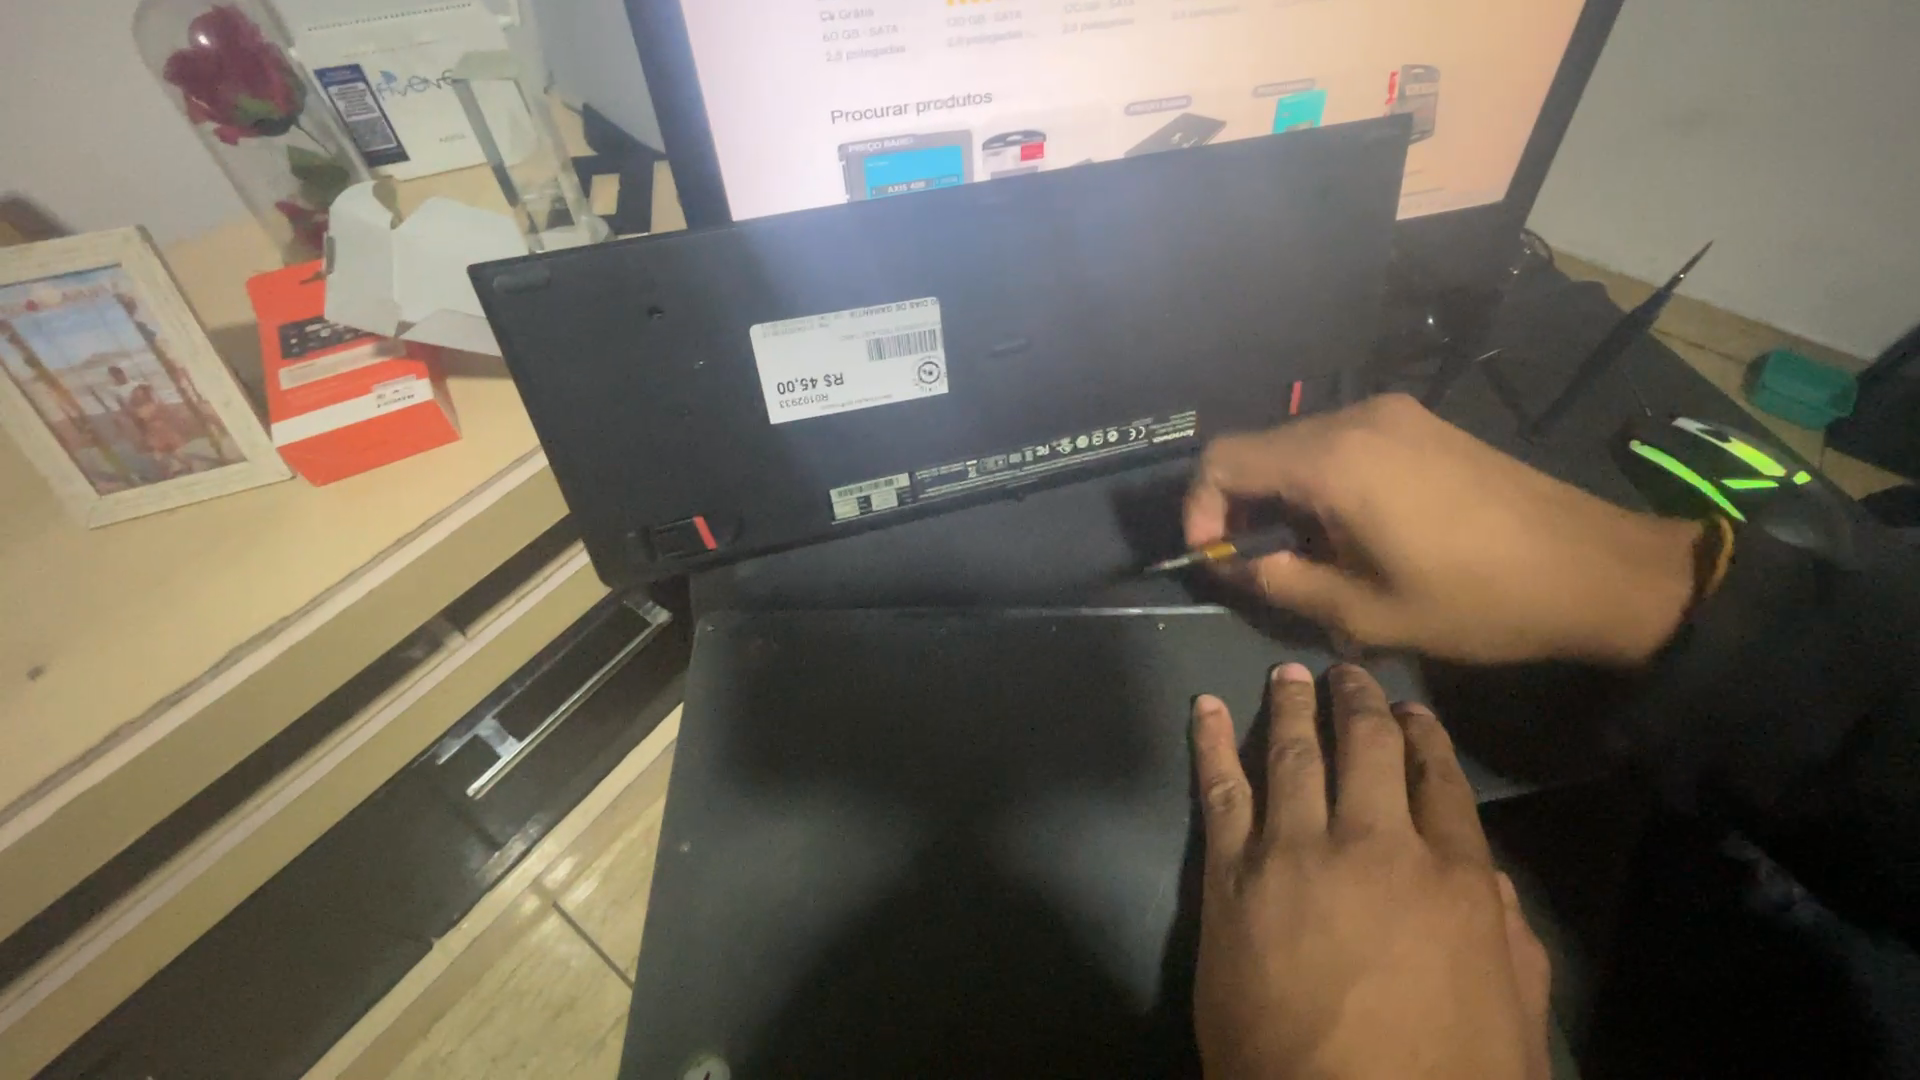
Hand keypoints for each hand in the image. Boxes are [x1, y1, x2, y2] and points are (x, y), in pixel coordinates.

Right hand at [1184, 394, 1702, 664]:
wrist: (1598, 570)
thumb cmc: (1477, 599)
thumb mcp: (1363, 612)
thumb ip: (1279, 582)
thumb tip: (1232, 564)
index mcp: (1333, 461)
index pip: (1222, 459)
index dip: (1199, 508)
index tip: (1214, 556)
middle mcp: (1354, 419)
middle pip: (1255, 448)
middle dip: (1234, 505)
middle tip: (1251, 560)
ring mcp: (1389, 414)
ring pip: (1292, 445)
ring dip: (1275, 494)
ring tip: (1300, 548)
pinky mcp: (1414, 422)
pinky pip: (1334, 442)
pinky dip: (1312, 479)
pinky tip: (1342, 523)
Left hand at [1191, 663, 1550, 1079]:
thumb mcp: (1512, 1027)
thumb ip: (1509, 945)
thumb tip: (1487, 878)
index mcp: (1453, 880)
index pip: (1439, 784)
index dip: (1425, 739)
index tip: (1412, 710)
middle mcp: (1373, 844)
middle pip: (1365, 750)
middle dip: (1358, 703)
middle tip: (1348, 673)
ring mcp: (1293, 849)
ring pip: (1292, 753)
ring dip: (1290, 706)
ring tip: (1288, 674)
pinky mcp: (1231, 869)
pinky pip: (1219, 788)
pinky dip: (1209, 741)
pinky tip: (1203, 706)